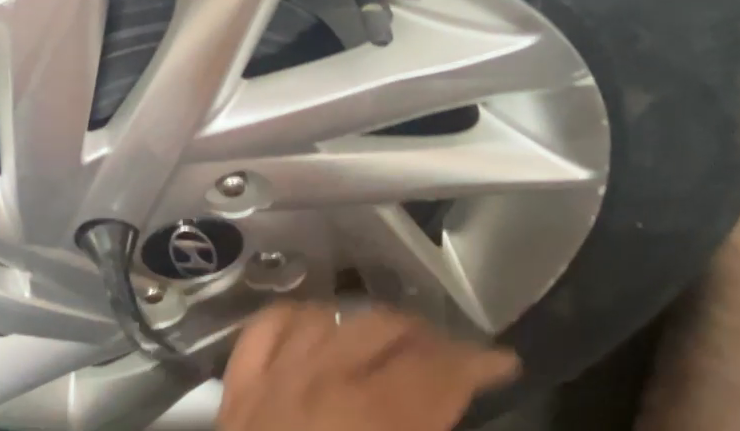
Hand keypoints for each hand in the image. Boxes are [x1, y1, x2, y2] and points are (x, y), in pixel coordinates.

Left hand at [218, 302, 520, 430]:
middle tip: (452, 358)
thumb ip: (425, 430)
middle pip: (380, 330)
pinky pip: (266, 328)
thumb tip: (438, 421)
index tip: (502, 365)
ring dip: (363, 326)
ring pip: (325, 320)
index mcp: (376, 417)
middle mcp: (323, 380)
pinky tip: (314, 329)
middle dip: (425, 338)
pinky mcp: (236, 388)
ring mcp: (273, 377)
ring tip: (390, 344)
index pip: (436, 370)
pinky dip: (295, 320)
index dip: (475, 363)